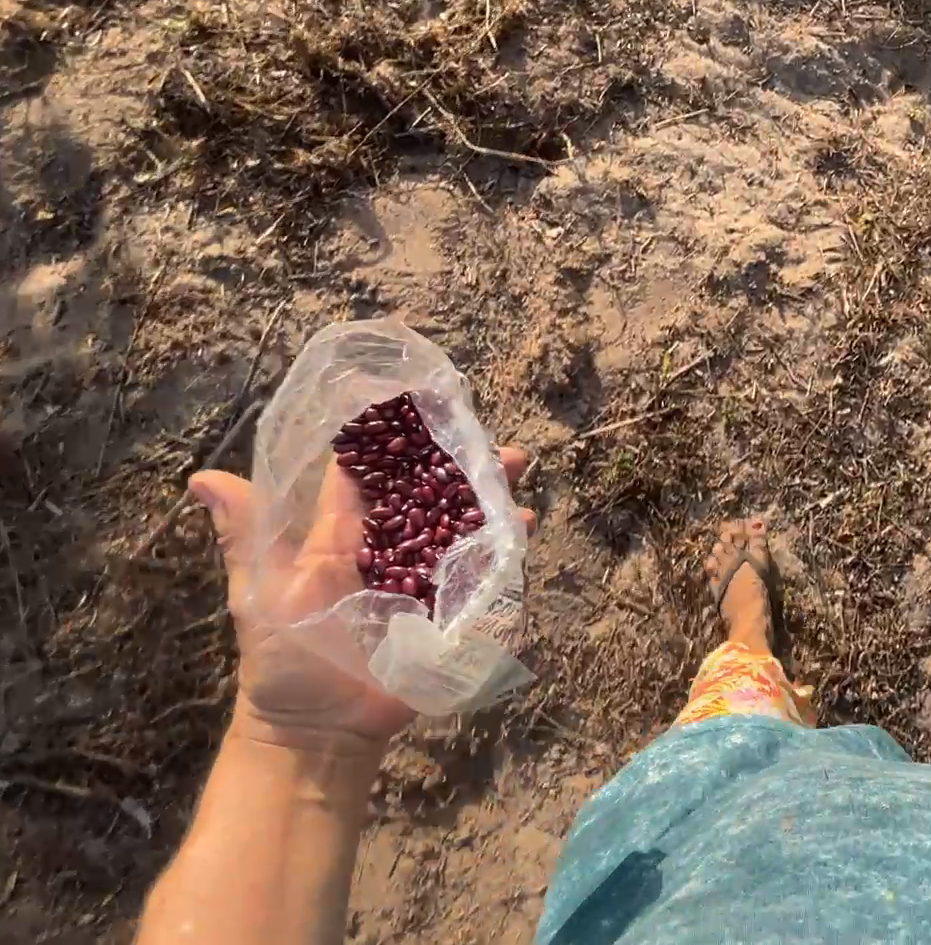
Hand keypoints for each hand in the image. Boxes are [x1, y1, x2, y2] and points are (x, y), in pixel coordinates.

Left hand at [188, 448, 535, 756]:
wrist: (323, 727)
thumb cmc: (285, 660)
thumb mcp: (264, 595)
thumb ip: (249, 539)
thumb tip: (203, 478)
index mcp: (345, 535)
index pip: (371, 476)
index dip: (396, 441)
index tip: (427, 406)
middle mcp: (394, 545)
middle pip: (434, 494)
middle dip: (466, 465)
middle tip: (495, 443)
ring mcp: (430, 574)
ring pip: (467, 524)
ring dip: (495, 496)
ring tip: (514, 472)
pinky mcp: (455, 605)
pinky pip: (486, 569)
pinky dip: (507, 545)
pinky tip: (524, 527)